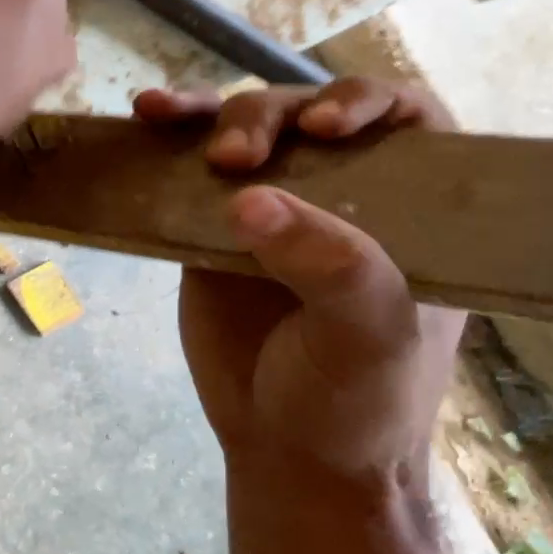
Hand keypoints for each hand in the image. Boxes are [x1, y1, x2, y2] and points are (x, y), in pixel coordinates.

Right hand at [133, 78, 466, 487]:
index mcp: (410, 215)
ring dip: (201, 114)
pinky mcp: (204, 229)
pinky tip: (141, 117)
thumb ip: (330, 266)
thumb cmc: (357, 401)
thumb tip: (247, 200)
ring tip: (160, 114)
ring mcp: (267, 212)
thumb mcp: (367, 338)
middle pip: (303, 116)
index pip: (407, 122)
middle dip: (263, 118)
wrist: (286, 450)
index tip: (320, 127)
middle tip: (231, 158)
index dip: (365, 103)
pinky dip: (160, 141)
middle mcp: (341, 199)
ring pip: (236, 130)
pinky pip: (181, 172)